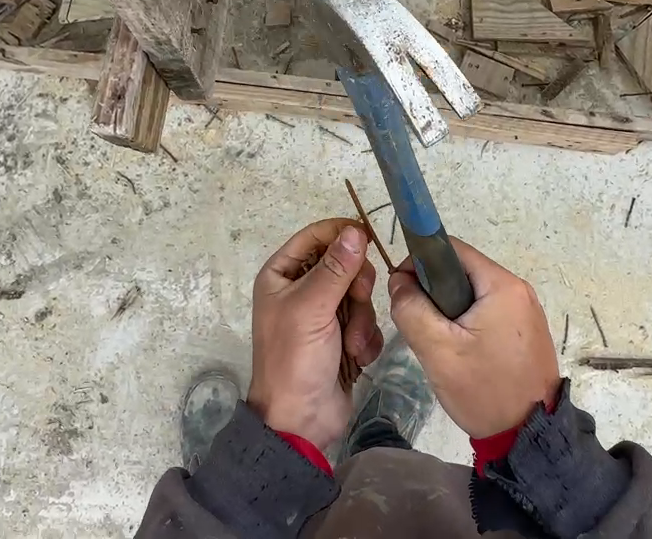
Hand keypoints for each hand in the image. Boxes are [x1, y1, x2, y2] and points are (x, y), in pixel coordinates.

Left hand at [248, 218, 384, 446]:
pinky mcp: (343, 337)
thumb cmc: (294, 358)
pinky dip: (365, 339)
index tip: (368, 237)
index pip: (315, 237)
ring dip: (361, 320)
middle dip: (356, 287)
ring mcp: (323, 314)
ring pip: (359, 294)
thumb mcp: (312, 307)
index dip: (341, 234)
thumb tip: (355, 230)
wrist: (301, 422)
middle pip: (344, 264)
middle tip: (357, 301)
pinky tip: (356, 357)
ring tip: (351, 344)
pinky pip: (366, 321)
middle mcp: (302, 289)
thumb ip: (336, 268)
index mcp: (282, 275)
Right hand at [388, 237, 558, 437]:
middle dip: (433, 291)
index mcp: (502, 285)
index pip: (451, 249)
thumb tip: (399, 281)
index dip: (420, 262)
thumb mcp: (437, 350)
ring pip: (472, 294)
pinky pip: (487, 312)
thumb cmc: (484, 389)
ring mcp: (526, 312)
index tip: (402, 289)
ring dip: (449, 310)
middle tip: (419, 323)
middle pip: (461, 271)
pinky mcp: (527, 332)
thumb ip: (410, 308)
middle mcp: (519, 290)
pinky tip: (460, 351)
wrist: (531, 440)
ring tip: (438, 342)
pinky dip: (467, 323)